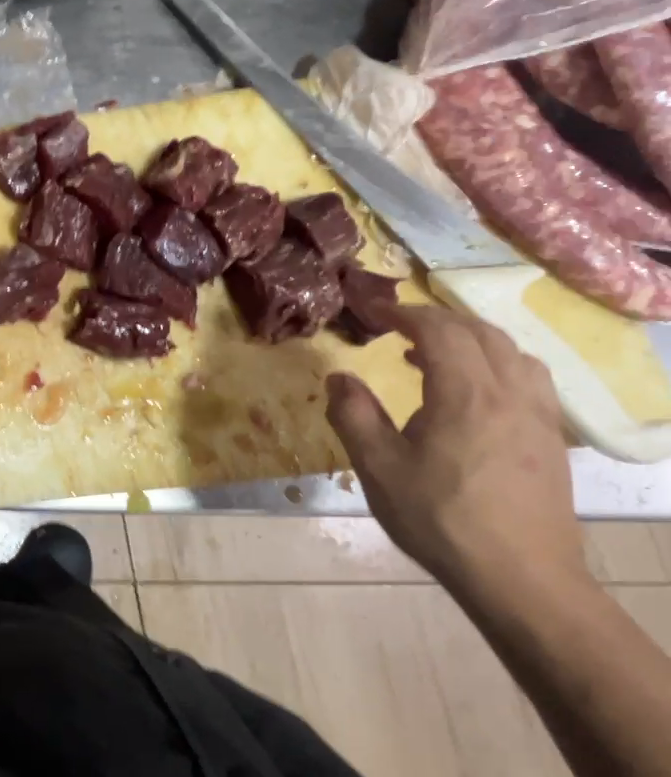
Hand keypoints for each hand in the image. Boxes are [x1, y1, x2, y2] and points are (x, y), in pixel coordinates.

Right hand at [325, 304, 583, 596]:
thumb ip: (353, 414)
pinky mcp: (551, 439)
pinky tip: (472, 390)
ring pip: (514, 354)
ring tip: (435, 352)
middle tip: (398, 326)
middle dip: (438, 320)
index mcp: (466, 395)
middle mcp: (511, 395)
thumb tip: (339, 377)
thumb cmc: (439, 517)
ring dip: (472, 340)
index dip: (406, 314)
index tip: (374, 314)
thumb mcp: (377, 466)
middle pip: (482, 334)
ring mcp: (539, 417)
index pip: (441, 331)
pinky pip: (529, 380)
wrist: (520, 575)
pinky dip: (497, 364)